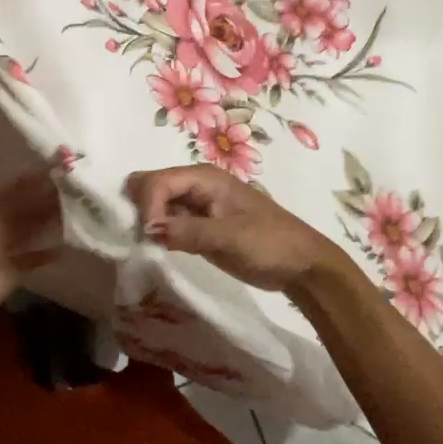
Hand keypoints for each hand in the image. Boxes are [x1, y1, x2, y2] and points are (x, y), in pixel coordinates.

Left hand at [0, 168, 61, 316]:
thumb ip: (10, 189)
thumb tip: (33, 170)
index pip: (13, 185)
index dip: (34, 177)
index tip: (59, 170)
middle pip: (24, 207)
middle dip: (46, 200)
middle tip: (74, 193)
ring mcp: (3, 246)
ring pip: (30, 230)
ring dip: (48, 224)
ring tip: (73, 217)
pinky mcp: (11, 268)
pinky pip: (32, 257)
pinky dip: (46, 253)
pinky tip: (63, 249)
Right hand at [126, 165, 341, 293]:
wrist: (301, 265)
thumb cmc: (270, 244)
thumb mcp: (230, 237)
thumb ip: (188, 231)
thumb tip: (148, 228)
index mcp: (205, 178)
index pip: (159, 181)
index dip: (147, 205)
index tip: (147, 236)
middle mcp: (196, 186)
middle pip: (152, 185)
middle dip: (141, 207)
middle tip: (141, 237)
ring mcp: (196, 206)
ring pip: (156, 203)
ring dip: (147, 221)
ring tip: (146, 245)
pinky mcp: (197, 227)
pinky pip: (167, 222)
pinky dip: (158, 233)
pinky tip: (157, 249)